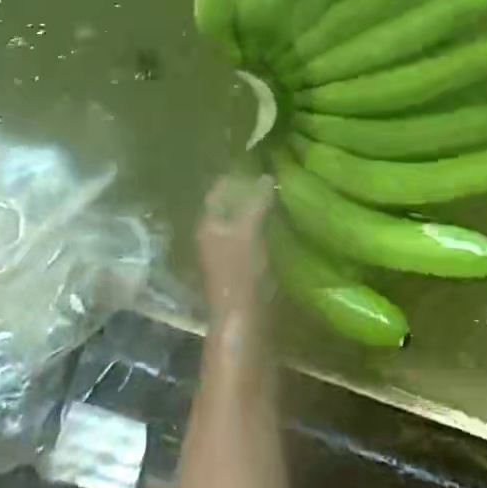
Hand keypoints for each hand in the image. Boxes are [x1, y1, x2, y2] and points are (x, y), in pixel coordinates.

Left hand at [196, 173, 273, 324]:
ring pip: (238, 222)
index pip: (218, 191)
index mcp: (208, 224)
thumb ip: (256, 202)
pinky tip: (278, 226)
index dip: (236, 177)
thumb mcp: (249, 231)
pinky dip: (260, 227)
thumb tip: (266, 177)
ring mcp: (224, 253)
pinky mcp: (238, 267)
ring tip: (278, 200)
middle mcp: (211, 236)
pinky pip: (247, 237)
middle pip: (228, 205)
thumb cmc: (241, 272)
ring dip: (255, 210)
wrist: (243, 321)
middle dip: (248, 193)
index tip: (259, 166)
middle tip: (272, 182)